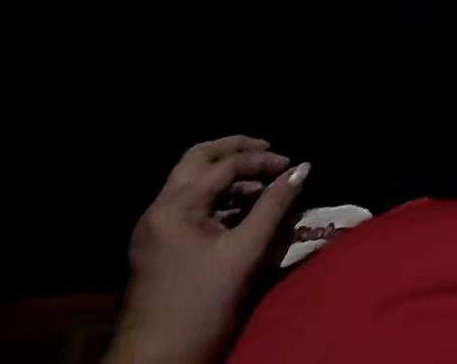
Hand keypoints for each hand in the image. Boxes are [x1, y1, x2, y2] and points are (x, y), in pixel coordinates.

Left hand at [104, 136, 309, 363]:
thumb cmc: (202, 307)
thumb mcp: (245, 253)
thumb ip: (275, 205)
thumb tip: (302, 168)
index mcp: (176, 206)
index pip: (225, 165)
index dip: (262, 161)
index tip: (291, 166)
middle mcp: (159, 209)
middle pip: (198, 158)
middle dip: (236, 150)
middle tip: (268, 151)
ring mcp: (153, 228)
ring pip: (191, 180)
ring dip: (226, 174)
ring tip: (260, 185)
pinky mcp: (155, 246)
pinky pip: (187, 203)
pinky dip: (215, 197)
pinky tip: (240, 210)